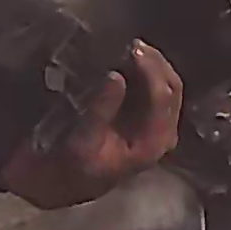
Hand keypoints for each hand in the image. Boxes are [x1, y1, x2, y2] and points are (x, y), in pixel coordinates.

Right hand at [0, 39, 182, 207]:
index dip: (151, 71)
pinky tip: (131, 58)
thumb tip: (115, 77)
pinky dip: (146, 72)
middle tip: (133, 43)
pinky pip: (155, 89)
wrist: (58, 185)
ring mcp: (159, 126)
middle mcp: (163, 134)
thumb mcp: (79, 143)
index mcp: (152, 144)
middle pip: (171, 87)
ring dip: (152, 64)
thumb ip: (100, 111)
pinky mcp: (148, 118)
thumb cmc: (67, 168)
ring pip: (167, 85)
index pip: (163, 98)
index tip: (132, 50)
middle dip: (155, 62)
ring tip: (132, 46)